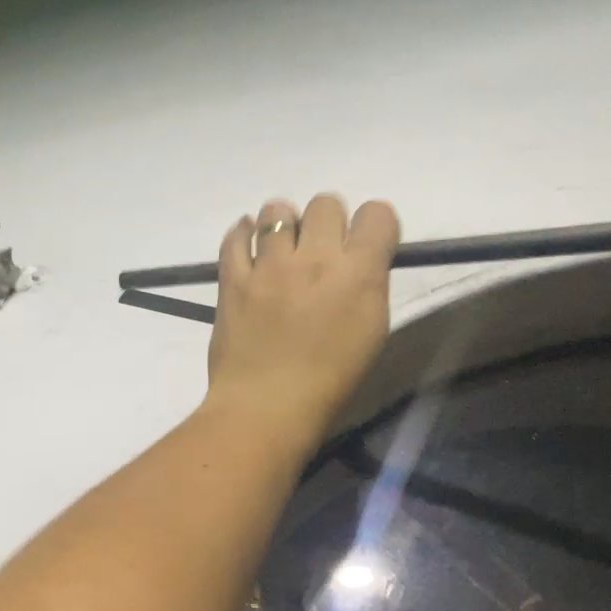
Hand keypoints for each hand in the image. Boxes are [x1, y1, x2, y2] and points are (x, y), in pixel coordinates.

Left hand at [204, 193, 398, 445]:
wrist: (267, 406)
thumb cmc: (328, 382)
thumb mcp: (370, 332)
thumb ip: (365, 287)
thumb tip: (354, 264)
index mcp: (359, 274)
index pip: (377, 213)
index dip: (371, 225)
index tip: (361, 245)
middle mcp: (315, 259)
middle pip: (325, 203)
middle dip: (324, 221)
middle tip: (315, 252)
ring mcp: (269, 266)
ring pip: (276, 211)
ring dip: (281, 224)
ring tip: (278, 249)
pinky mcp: (232, 280)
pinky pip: (233, 237)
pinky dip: (241, 234)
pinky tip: (246, 244)